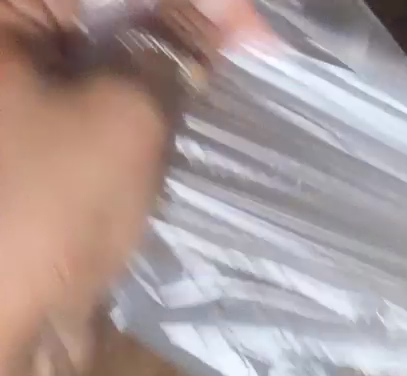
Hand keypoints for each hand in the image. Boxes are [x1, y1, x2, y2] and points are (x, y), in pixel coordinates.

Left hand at [0, 0, 237, 323]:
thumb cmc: (39, 203)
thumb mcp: (119, 122)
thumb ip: (163, 61)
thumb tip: (204, 25)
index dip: (191, 3)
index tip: (259, 36)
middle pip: (91, 15)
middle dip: (172, 28)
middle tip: (245, 61)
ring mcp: (2, 93)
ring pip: (89, 56)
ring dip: (156, 69)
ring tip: (219, 93)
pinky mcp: (17, 137)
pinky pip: (82, 98)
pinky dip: (134, 105)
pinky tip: (179, 122)